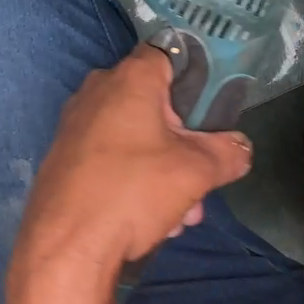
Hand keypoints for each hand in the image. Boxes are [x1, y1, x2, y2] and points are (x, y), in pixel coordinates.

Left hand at [4, 48, 253, 303]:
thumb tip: (241, 148)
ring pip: (135, 136)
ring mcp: (75, 124)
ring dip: (163, 169)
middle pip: (155, 103)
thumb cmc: (133, 191)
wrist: (64, 248)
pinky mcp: (62, 156)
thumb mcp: (197, 172)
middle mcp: (98, 90)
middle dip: (184, 142)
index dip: (195, 78)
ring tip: (179, 216)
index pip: (169, 55)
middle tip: (201, 178)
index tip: (212, 110)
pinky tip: (148, 221)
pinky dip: (132, 179)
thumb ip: (228, 152)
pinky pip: (110, 156)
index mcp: (130, 78)